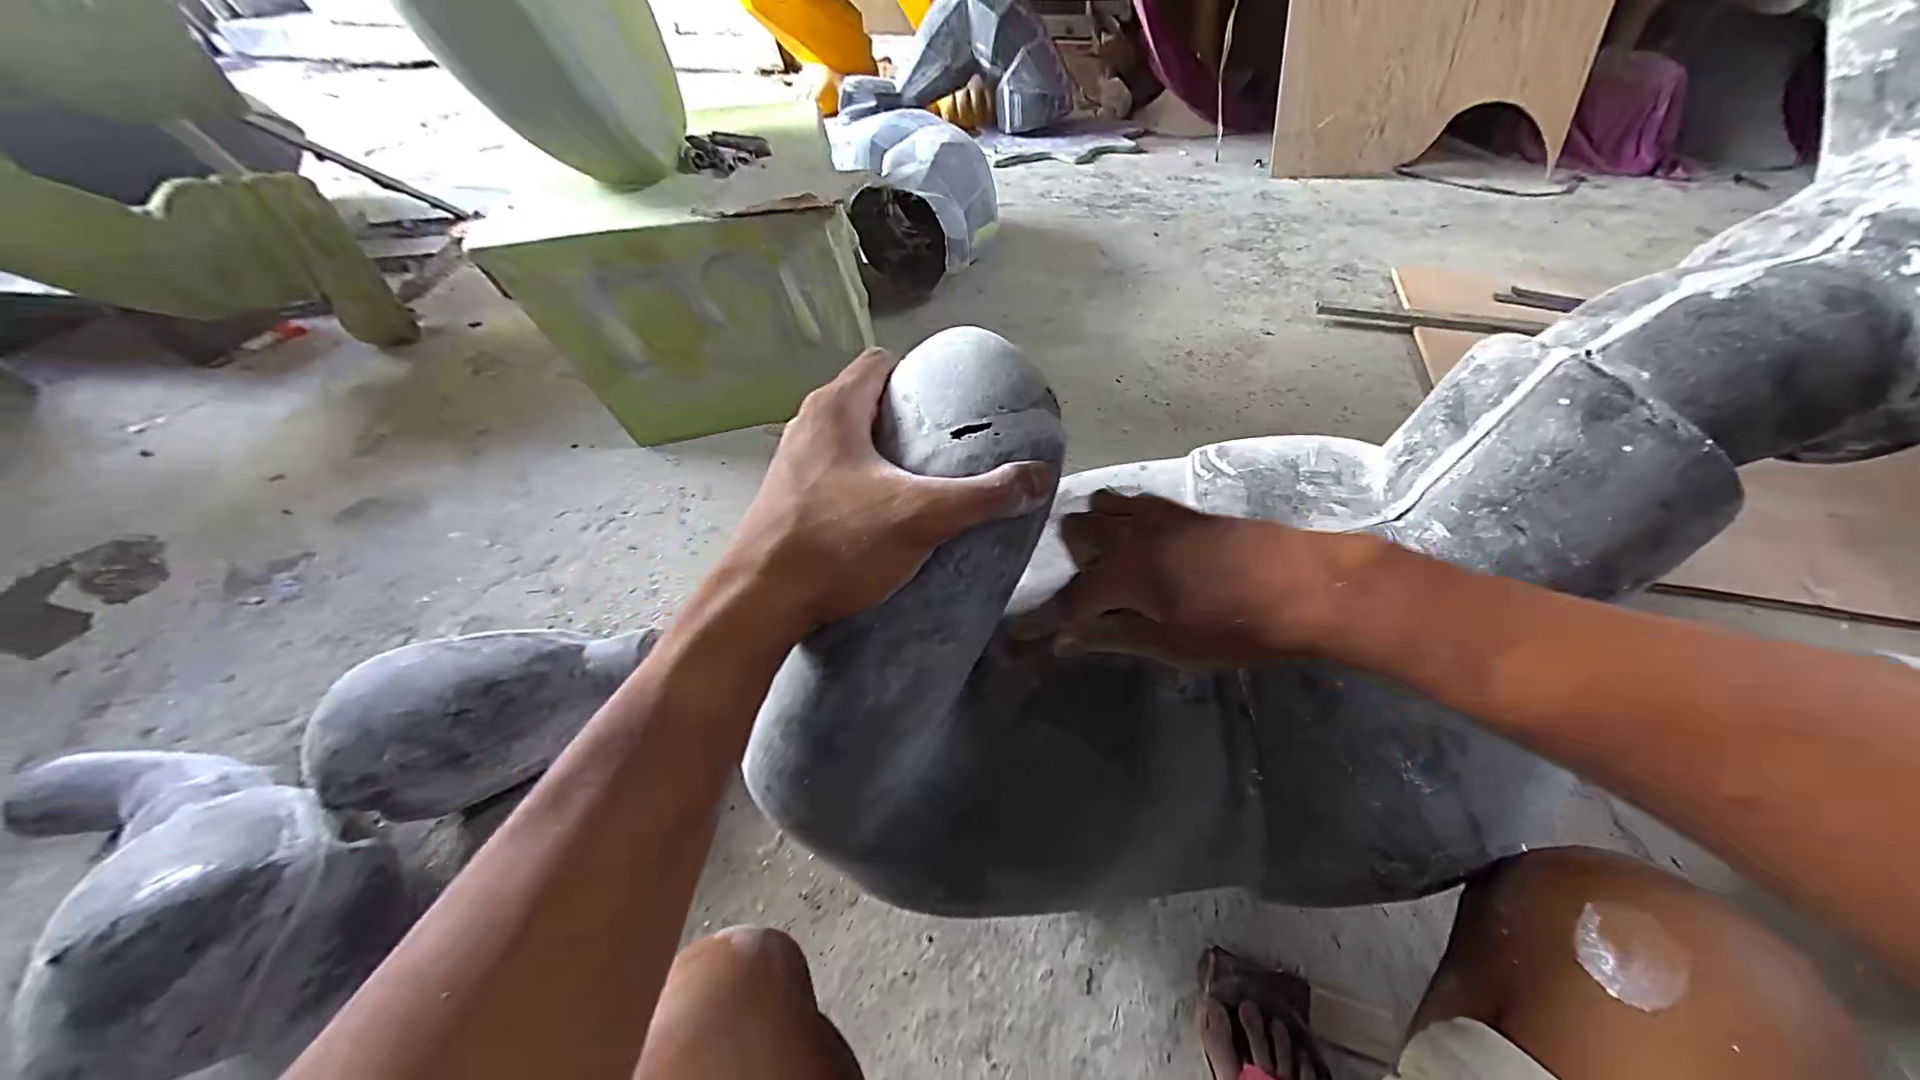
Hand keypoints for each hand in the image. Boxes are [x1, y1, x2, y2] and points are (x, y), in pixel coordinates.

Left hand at [725, 348, 1057, 630]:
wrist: (760, 602)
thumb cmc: (836, 545)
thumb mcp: (921, 517)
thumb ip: (983, 496)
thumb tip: (1039, 478)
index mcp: (834, 410)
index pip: (880, 363)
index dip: (917, 376)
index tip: (946, 406)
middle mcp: (806, 427)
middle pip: (865, 402)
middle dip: (905, 419)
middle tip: (943, 449)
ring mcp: (790, 465)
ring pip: (847, 442)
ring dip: (881, 454)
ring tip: (919, 484)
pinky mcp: (785, 501)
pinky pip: (832, 475)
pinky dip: (859, 483)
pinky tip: (880, 517)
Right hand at [1029, 491, 1376, 667]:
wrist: (1307, 585)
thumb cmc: (1236, 627)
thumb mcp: (1171, 645)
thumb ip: (1113, 636)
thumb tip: (1066, 640)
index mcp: (1122, 576)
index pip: (1067, 602)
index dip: (1040, 624)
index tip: (1016, 641)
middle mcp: (1130, 536)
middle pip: (1075, 535)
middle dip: (1067, 561)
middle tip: (1082, 591)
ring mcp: (1156, 517)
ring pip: (1101, 506)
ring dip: (1092, 529)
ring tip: (1104, 556)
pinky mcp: (1181, 509)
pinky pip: (1133, 500)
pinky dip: (1120, 513)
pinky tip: (1135, 533)